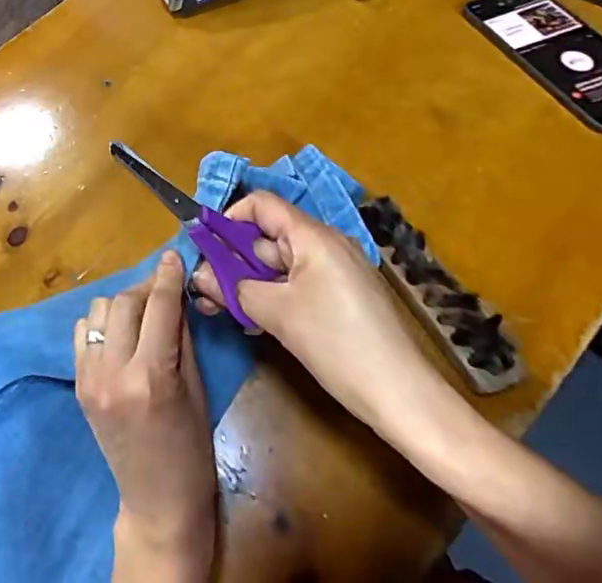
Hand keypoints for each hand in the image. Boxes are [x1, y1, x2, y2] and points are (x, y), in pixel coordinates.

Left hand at [75, 251, 214, 579]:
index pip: (159, 308)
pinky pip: (83, 332)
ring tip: (140, 315)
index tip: (172, 256)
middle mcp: (114, 372)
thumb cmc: (191, 447)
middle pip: (124, 302)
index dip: (167, 276)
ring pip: (99, 311)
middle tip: (161, 290)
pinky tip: (119, 334)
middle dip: (145, 288)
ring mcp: (90, 378)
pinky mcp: (78, 384)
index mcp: (152, 376)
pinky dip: (101, 324)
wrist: (156, 500)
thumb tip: (173, 293)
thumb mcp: (196, 387)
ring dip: (122, 305)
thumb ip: (181, 336)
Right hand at [190, 192, 451, 438]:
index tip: (204, 248)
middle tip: (204, 290)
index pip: (261, 205)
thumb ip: (232, 288)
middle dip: (232, 259)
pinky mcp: (342, 296)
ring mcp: (336, 271)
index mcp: (313, 236)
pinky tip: (254, 321)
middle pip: (268, 236)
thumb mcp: (276, 314)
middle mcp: (326, 244)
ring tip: (222, 309)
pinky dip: (273, 295)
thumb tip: (198, 274)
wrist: (404, 398)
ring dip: (249, 282)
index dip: (228, 219)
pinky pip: (297, 283)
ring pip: (279, 264)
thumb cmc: (337, 345)